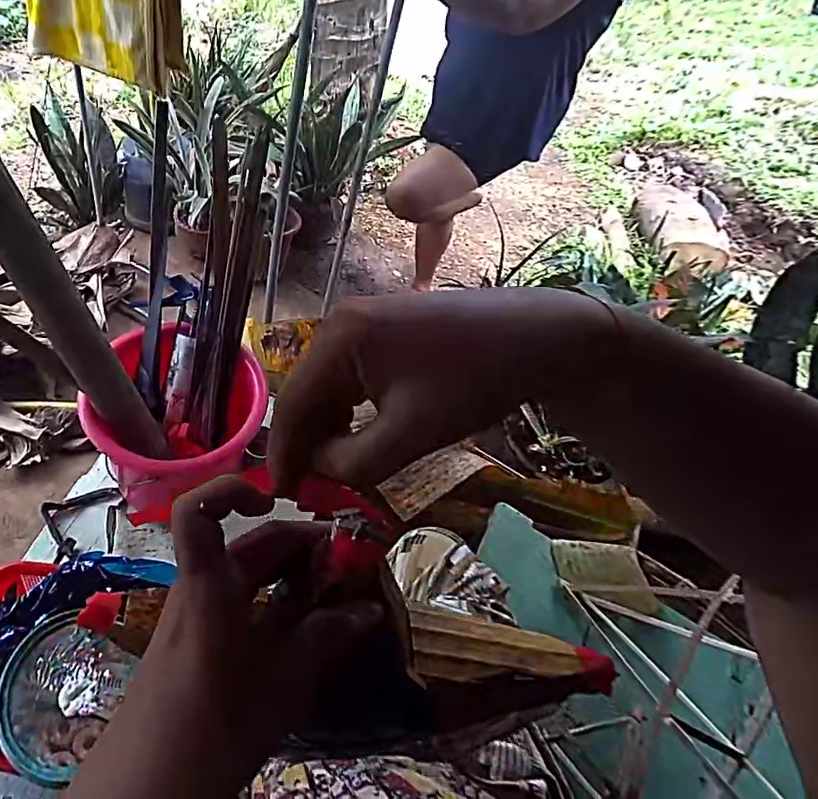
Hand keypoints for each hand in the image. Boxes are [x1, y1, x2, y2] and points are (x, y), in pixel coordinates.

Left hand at [69, 477, 383, 798]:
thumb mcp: (280, 683)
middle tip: (352, 562)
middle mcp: (200, 585)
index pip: (197, 511)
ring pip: (251, 572)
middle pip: (250, 543)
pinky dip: (279, 601)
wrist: (154, 784)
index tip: (274, 503)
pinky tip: (311, 624)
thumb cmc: (215, 726)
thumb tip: (367, 610)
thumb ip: (322, 638)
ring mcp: (199, 610)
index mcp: (208, 584)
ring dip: (295, 574)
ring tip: (341, 593)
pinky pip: (245, 600)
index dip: (231, 490)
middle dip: (302, 545)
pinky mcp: (203, 634)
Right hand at [268, 289, 619, 493]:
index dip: (284, 453)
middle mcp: (338, 323)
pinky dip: (349, 410)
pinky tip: (359, 437)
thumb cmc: (473, 382)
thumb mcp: (411, 433)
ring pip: (327, 386)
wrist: (536, 335)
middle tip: (311, 492)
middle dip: (307, 443)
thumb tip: (315, 467)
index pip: (293, 403)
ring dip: (328, 429)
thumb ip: (352, 461)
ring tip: (335, 472)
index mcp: (338, 338)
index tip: (280, 495)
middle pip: (307, 392)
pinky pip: (349, 376)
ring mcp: (359, 322)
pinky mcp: (379, 329)